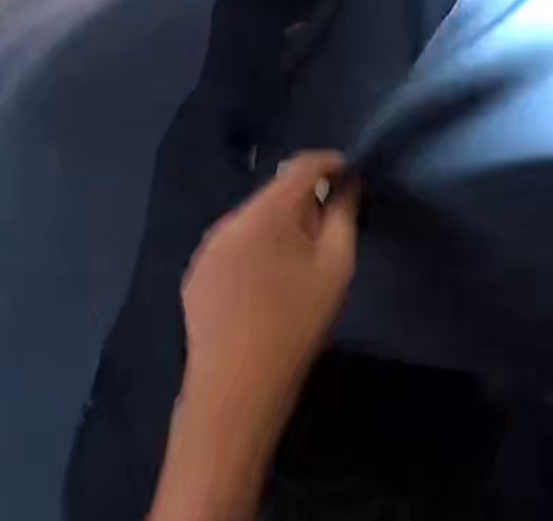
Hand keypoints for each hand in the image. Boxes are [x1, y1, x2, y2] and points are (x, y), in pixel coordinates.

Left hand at [180, 151, 358, 397]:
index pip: (304, 164)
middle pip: (278, 189)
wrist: (236, 390)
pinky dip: (260, 244)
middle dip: (309, 197)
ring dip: (284, 221)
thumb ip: (343, 212)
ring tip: (304, 255)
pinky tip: (272, 279)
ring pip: (257, 216)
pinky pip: (237, 242)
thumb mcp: (337, 263)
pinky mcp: (197, 275)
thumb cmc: (297, 321)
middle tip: (333, 224)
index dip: (334, 163)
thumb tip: (347, 183)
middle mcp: (229, 221)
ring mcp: (208, 249)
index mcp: (265, 212)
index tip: (355, 177)